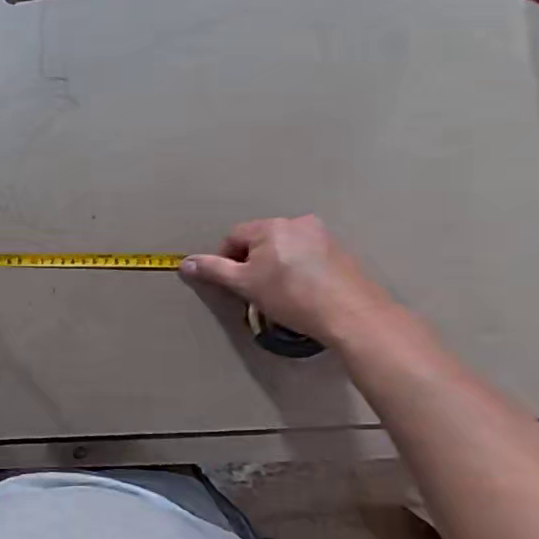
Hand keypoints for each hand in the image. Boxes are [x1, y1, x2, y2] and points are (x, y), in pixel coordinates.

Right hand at [179, 215, 397, 343]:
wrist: (352, 316)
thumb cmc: (292, 297)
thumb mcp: (245, 285)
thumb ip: (213, 270)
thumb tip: (185, 263)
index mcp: (272, 226)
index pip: (234, 237)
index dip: (225, 260)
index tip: (232, 283)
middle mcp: (298, 223)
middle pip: (260, 240)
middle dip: (252, 262)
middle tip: (254, 289)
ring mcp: (324, 236)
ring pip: (285, 248)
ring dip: (276, 265)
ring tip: (280, 293)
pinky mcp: (342, 252)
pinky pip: (308, 255)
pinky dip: (299, 269)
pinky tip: (303, 291)